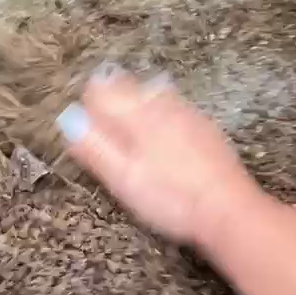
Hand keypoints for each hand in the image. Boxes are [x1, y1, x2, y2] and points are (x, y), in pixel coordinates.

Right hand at [57, 65, 259, 247]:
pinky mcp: (205, 127)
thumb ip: (94, 148)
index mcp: (137, 116)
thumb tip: (68, 121)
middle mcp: (162, 106)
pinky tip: (162, 134)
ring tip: (129, 125)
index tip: (84, 120)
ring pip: (153, 91)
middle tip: (103, 122)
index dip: (87, 102)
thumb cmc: (170, 199)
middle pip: (128, 85)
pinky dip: (160, 110)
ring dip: (136, 100)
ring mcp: (187, 114)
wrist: (227, 209)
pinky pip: (175, 105)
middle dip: (111, 97)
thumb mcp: (123, 179)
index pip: (102, 90)